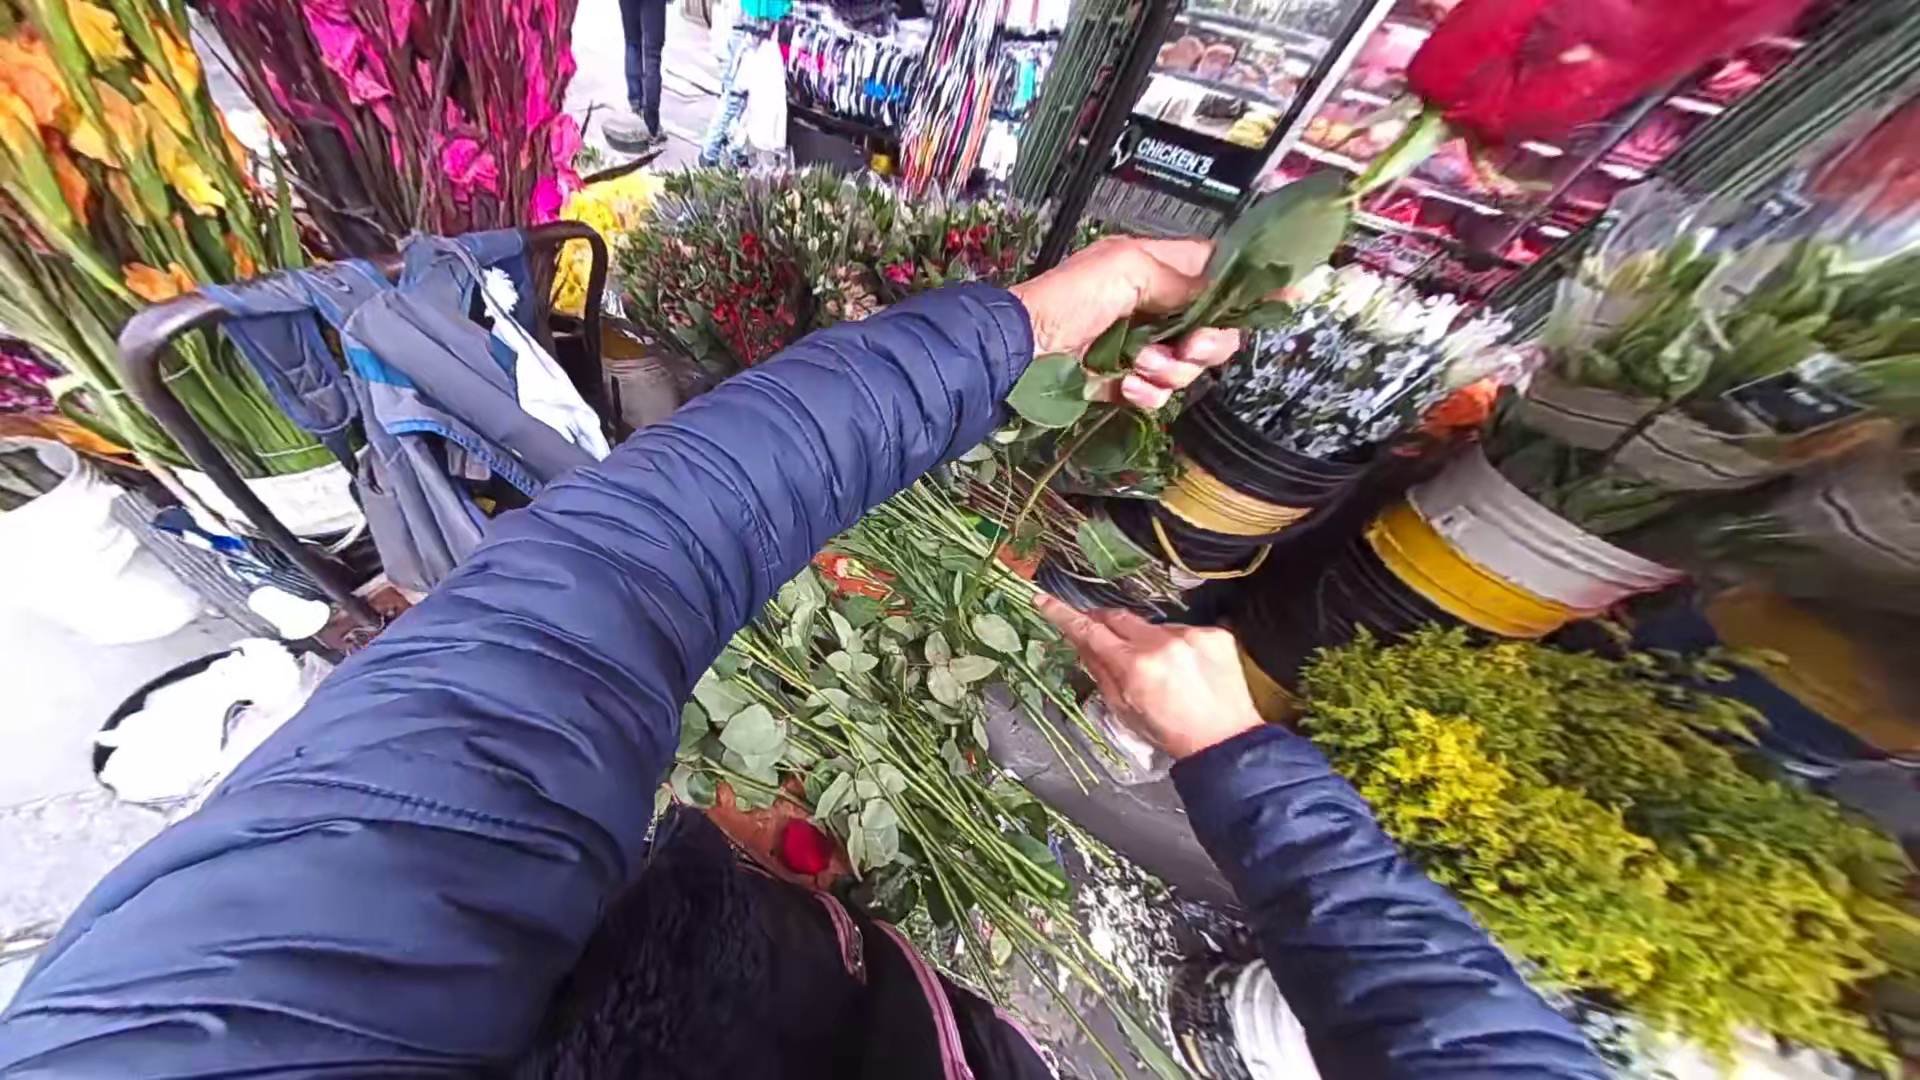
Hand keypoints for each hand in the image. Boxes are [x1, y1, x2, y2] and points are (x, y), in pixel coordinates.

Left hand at [1009, 237, 1243, 409]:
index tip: (1286, 299)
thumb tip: (1222, 289)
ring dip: (1169, 371)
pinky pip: (1156, 394)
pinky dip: (1145, 393)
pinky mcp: (1122, 382)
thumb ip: (1182, 279)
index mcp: (1158, 270)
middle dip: (1205, 344)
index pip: (1218, 274)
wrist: (1022, 351)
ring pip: (1187, 367)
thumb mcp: (1127, 270)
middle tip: (1187, 347)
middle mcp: (1154, 309)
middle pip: (1213, 330)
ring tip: (1137, 367)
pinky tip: (1124, 386)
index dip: (1250, 288)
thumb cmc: (1068, 299)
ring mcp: (1139, 348)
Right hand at [1034, 593, 1264, 759]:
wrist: (1225, 741)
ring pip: (1151, 626)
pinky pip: (1181, 630)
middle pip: (1118, 617)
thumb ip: (1099, 670)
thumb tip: (1080, 642)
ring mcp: (1190, 636)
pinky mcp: (1214, 634)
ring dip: (1144, 639)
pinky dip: (1175, 644)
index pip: (1090, 631)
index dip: (1063, 614)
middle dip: (1104, 623)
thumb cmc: (1170, 732)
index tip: (1044, 600)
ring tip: (1157, 669)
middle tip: (1097, 632)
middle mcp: (1162, 644)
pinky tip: (1183, 667)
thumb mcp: (1123, 708)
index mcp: (1135, 666)